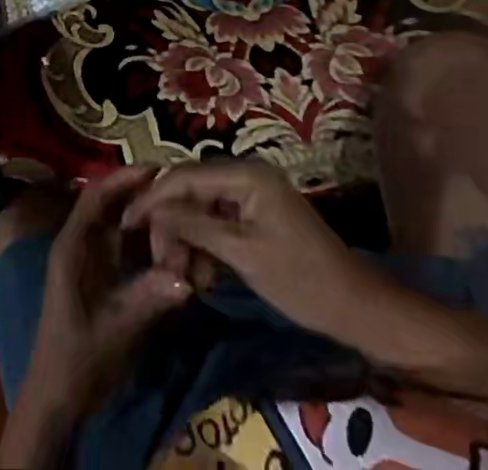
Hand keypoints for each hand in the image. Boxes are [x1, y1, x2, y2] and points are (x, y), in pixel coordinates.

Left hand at [0, 168, 193, 466]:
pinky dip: (147, 242)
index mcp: (72, 247)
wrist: (60, 393)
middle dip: (141, 193)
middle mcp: (79, 246)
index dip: (123, 179)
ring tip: (184, 208)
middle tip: (182, 187)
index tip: (158, 167)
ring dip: (147, 217)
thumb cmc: (79, 357)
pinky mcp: (102, 279)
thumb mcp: (116, 330)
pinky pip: (125, 249)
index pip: (95, 198)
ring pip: (120, 227)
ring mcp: (91, 261)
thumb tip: (186, 278)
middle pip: (110, 207)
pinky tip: (175, 242)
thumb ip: (148, 301)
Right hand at [122, 160, 400, 349]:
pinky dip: (202, 245)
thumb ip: (193, 225)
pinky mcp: (253, 215)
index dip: (152, 199)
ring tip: (179, 273)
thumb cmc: (303, 281)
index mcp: (246, 175)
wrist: (360, 312)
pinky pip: (214, 221)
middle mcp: (245, 175)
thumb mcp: (242, 254)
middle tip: (158, 259)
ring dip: (184, 239)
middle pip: (187, 190)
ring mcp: (250, 194)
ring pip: (197, 208)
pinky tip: (200, 274)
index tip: (127, 224)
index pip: (183, 177)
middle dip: (168, 224)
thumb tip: (150, 209)